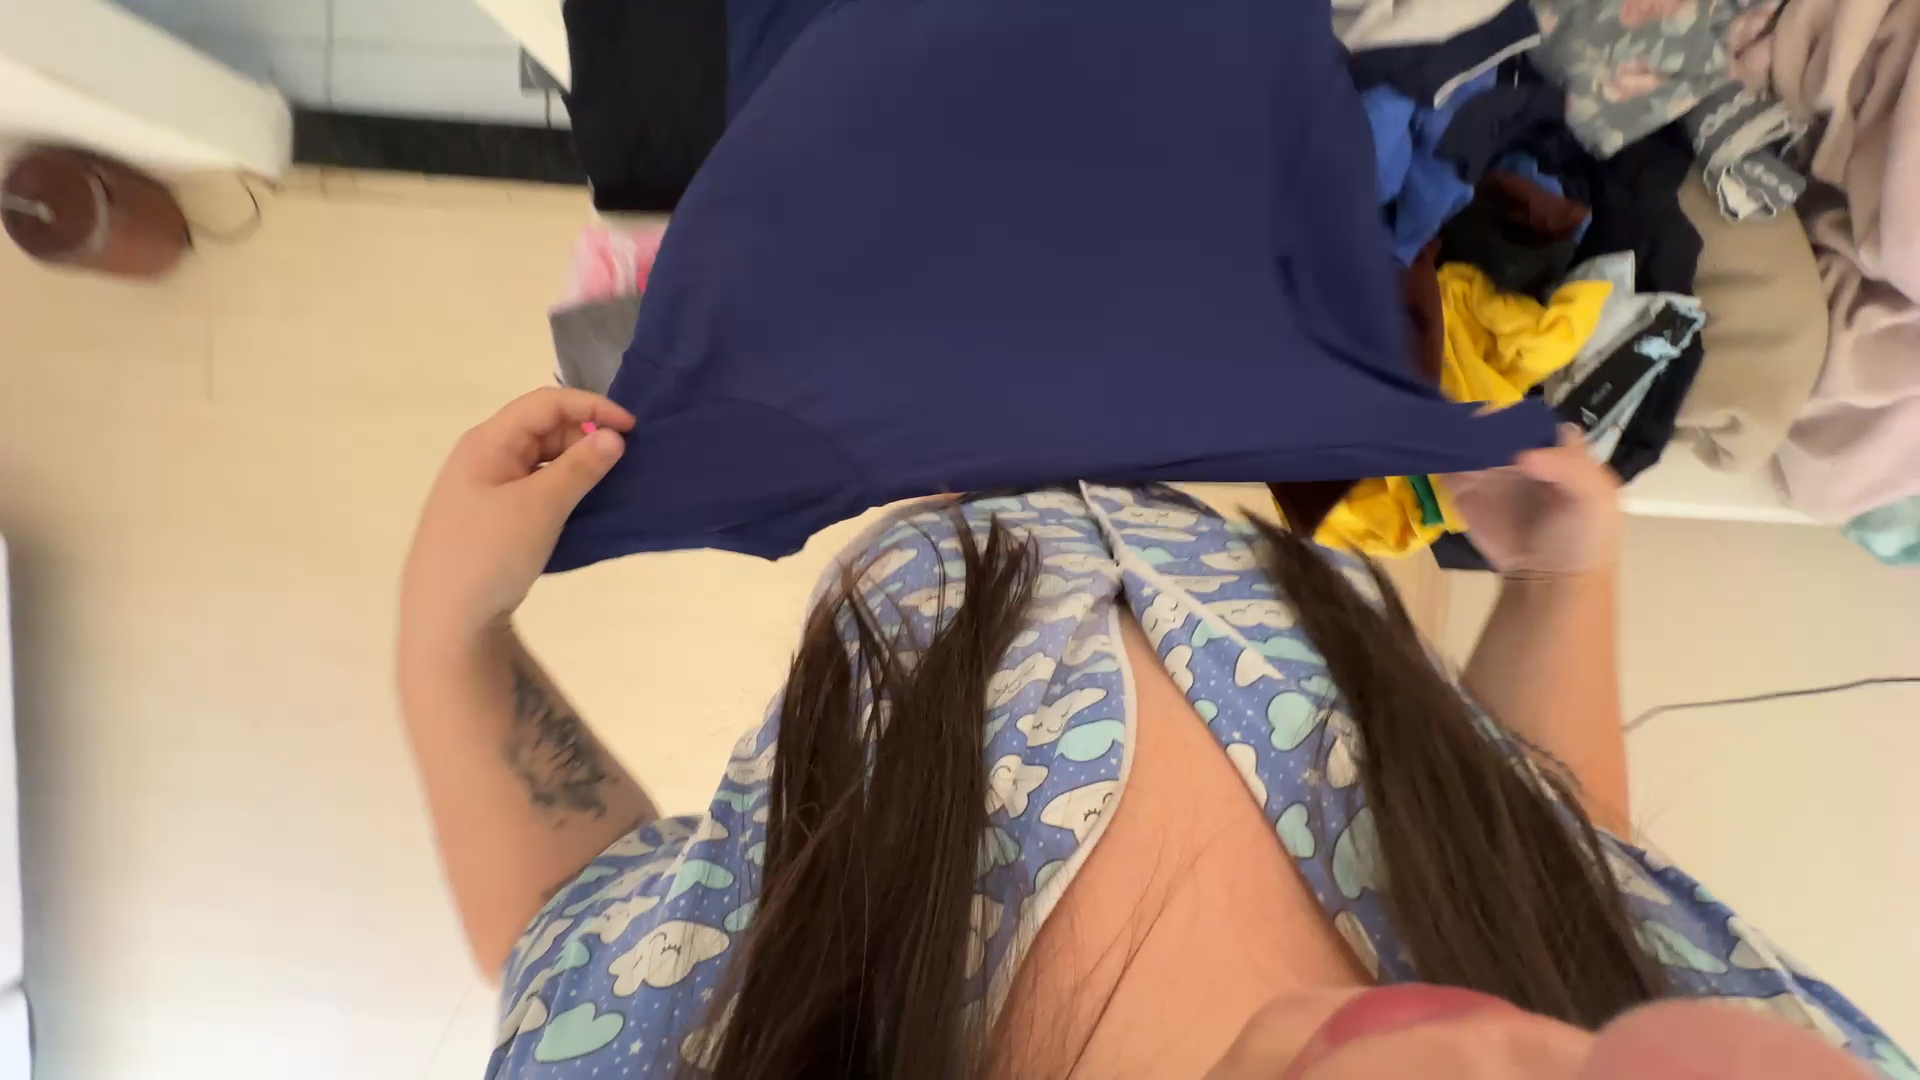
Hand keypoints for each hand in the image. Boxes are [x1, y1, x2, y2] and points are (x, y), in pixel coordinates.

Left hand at [402, 388, 635, 639]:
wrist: (447, 617)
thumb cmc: (489, 553)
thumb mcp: (540, 507)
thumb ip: (580, 467)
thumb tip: (615, 435)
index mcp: (488, 443)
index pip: (546, 403)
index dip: (592, 407)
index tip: (634, 429)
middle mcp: (487, 456)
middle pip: (546, 428)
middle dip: (587, 436)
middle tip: (625, 463)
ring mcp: (490, 486)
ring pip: (545, 458)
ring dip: (580, 464)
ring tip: (612, 484)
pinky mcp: (498, 513)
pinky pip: (541, 485)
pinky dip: (568, 487)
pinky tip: (587, 504)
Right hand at [1443, 426, 1621, 578]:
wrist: (1547, 577)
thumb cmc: (1581, 536)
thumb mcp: (1592, 499)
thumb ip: (1568, 469)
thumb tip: (1520, 455)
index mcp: (1555, 449)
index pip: (1533, 421)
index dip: (1517, 417)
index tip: (1499, 419)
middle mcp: (1519, 454)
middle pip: (1493, 428)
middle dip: (1476, 424)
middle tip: (1460, 425)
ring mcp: (1489, 472)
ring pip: (1466, 445)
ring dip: (1451, 438)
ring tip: (1436, 434)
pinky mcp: (1463, 491)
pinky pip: (1445, 469)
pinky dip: (1433, 460)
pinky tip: (1426, 455)